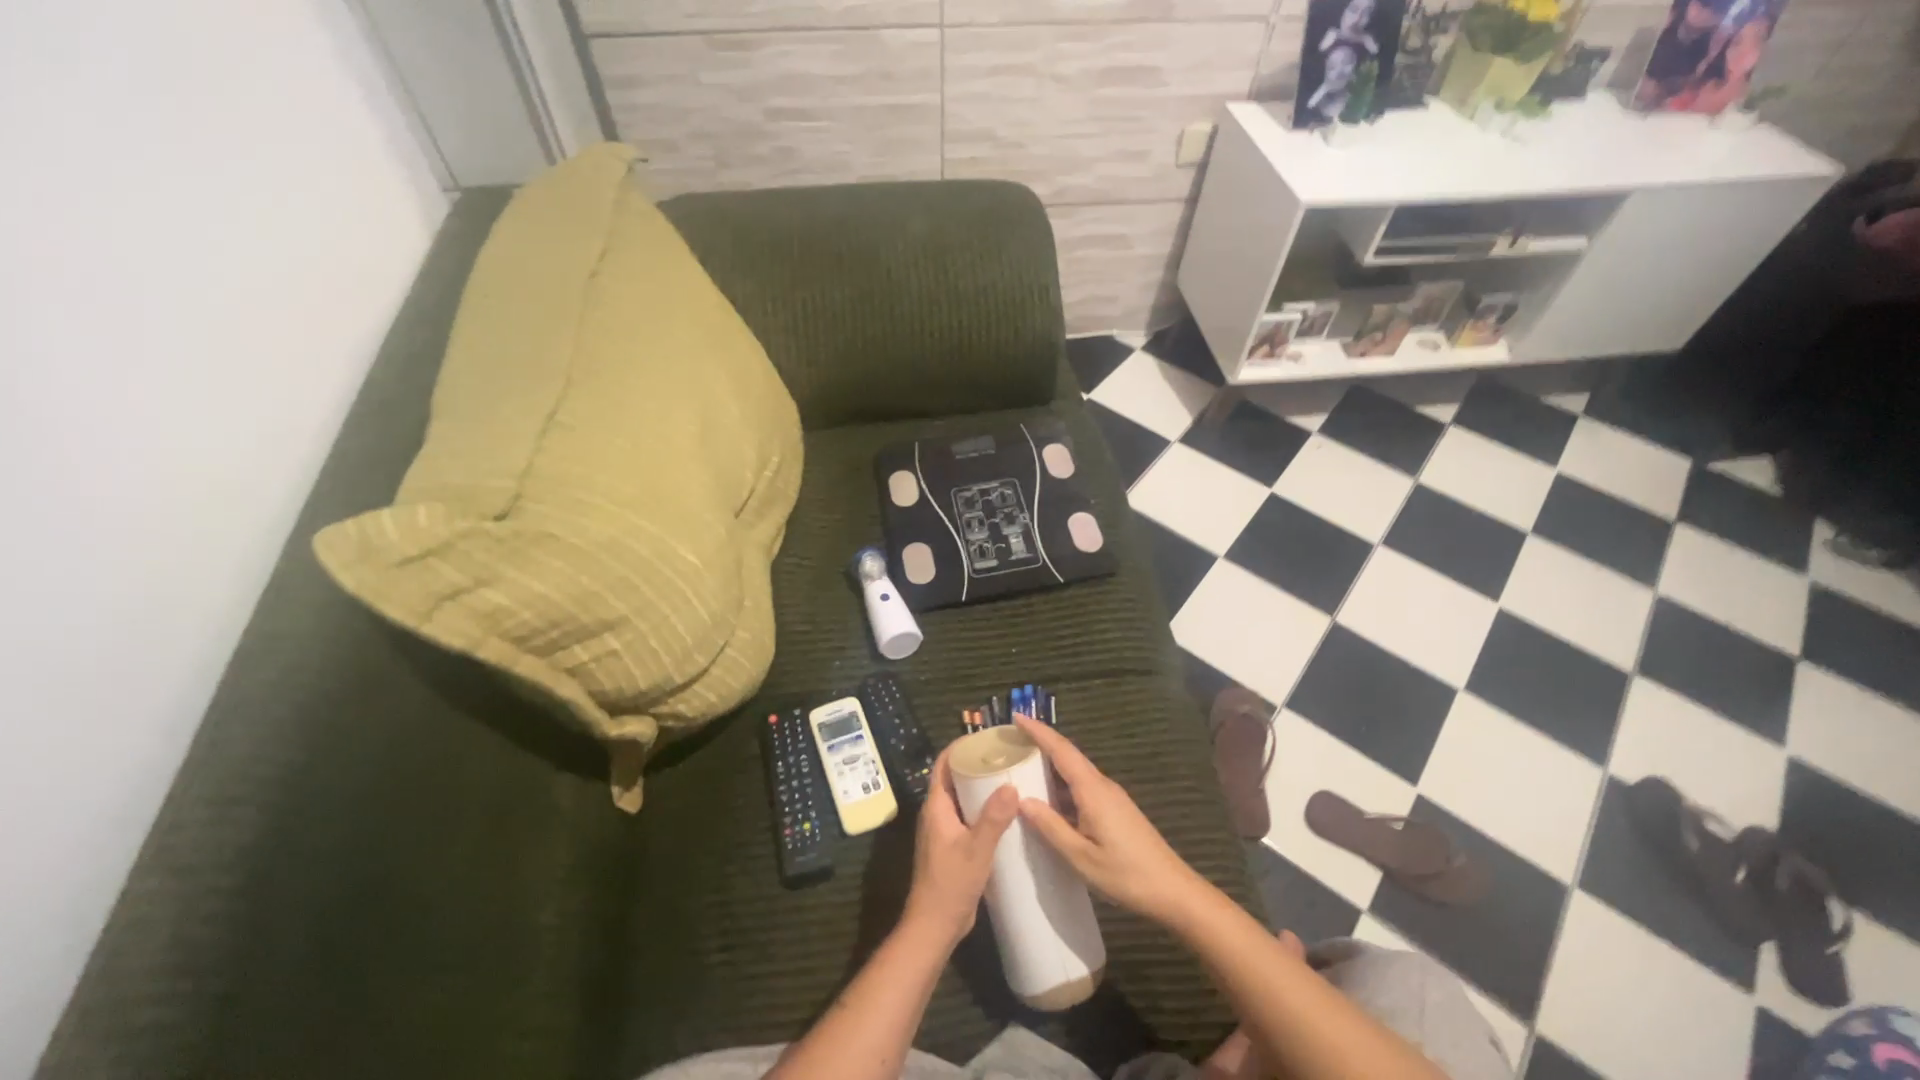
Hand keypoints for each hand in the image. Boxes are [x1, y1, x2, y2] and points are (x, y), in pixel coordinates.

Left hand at [902, 748, 1017, 947]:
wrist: (935, 925)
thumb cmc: (950, 885)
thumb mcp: (976, 850)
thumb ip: (993, 818)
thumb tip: (1011, 786)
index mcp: (936, 808)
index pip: (944, 765)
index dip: (962, 747)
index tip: (988, 738)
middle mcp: (938, 814)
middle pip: (955, 779)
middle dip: (978, 765)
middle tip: (1008, 756)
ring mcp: (945, 831)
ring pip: (964, 799)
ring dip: (983, 788)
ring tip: (1013, 778)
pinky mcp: (954, 846)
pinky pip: (969, 817)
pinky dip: (986, 810)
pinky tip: (1009, 813)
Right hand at [1012, 716, 1211, 923]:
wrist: (1172, 891)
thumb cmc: (1126, 874)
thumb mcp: (1080, 857)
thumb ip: (1051, 827)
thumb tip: (1021, 800)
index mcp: (1093, 791)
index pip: (1061, 750)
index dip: (1038, 732)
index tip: (1016, 717)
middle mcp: (1103, 786)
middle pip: (1068, 756)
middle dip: (1040, 744)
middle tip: (1010, 743)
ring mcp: (1112, 798)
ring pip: (1075, 774)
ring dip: (1050, 767)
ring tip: (1020, 769)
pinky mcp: (1116, 811)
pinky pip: (1083, 789)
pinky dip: (1062, 787)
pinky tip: (1048, 801)